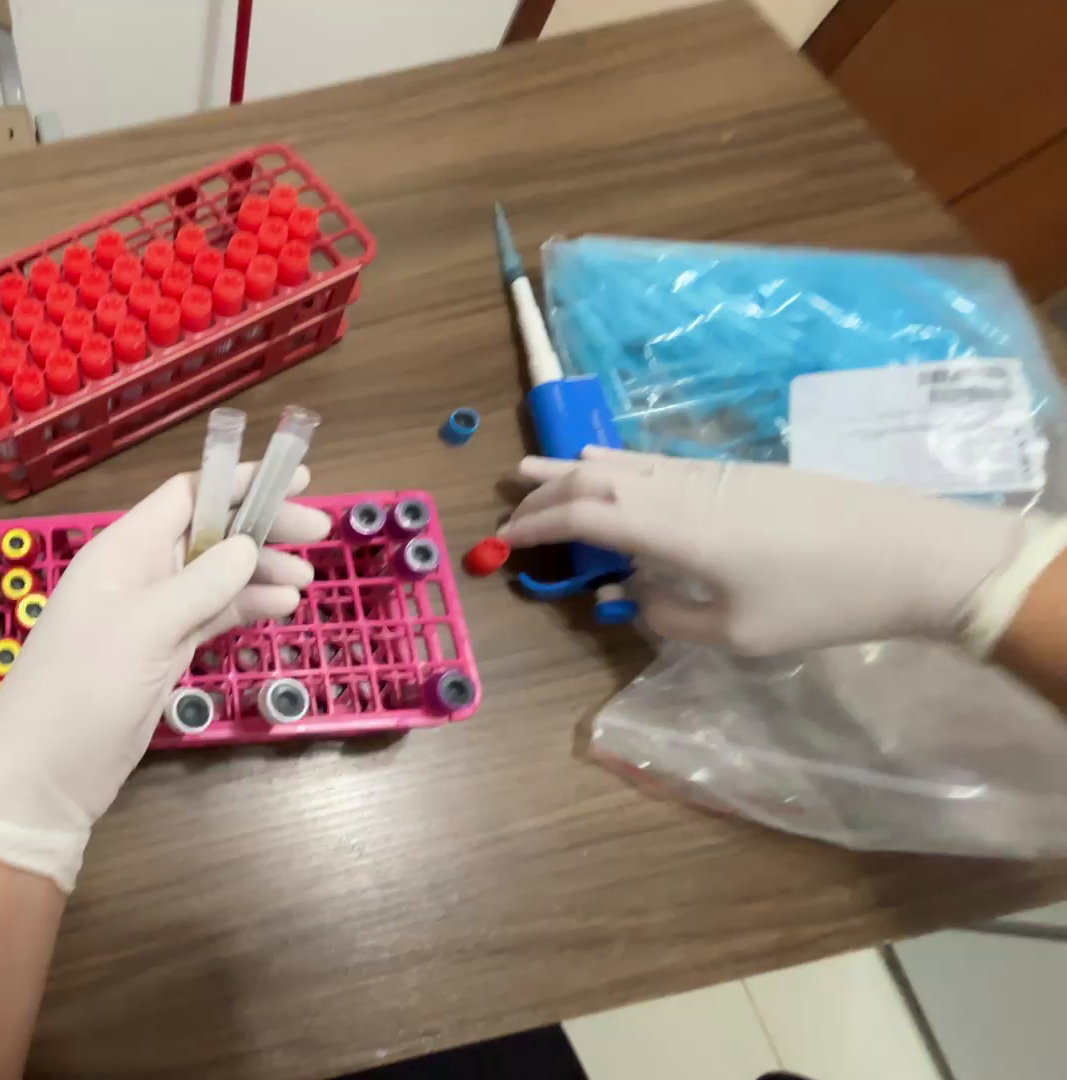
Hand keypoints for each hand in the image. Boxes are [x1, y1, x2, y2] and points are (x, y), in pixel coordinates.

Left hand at [0, 463, 332, 890]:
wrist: (46, 771)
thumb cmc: (85, 686)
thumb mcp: (145, 627)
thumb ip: (201, 584)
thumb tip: (248, 545)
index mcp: (123, 550)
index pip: (186, 497)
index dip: (236, 482)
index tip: (293, 477)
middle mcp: (139, 574)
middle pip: (208, 533)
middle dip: (260, 528)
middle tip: (317, 533)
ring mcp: (152, 614)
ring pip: (215, 577)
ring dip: (259, 573)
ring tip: (305, 581)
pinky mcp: (163, 651)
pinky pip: (211, 616)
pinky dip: (245, 608)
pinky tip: (281, 608)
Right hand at [499, 447, 1030, 655]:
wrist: (923, 555)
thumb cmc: (825, 601)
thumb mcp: (739, 633)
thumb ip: (666, 615)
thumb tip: (629, 595)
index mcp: (670, 530)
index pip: (579, 518)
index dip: (534, 528)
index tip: (503, 541)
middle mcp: (674, 491)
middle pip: (587, 482)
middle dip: (540, 499)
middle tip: (509, 516)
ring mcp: (701, 474)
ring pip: (614, 463)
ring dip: (564, 470)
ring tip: (523, 471)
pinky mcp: (726, 470)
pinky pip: (647, 459)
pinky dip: (609, 461)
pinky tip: (595, 459)